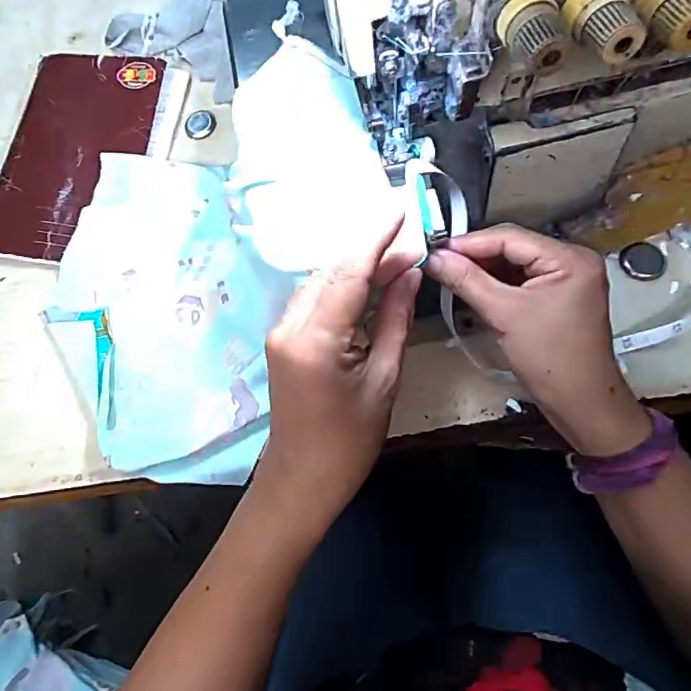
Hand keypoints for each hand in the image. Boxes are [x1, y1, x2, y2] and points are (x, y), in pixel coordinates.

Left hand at [255, 216, 421, 526]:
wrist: (301, 479)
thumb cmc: (348, 441)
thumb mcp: (383, 379)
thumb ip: (394, 320)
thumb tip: (410, 273)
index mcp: (314, 339)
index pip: (347, 273)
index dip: (376, 239)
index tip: (399, 211)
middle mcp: (288, 326)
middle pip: (331, 273)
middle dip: (370, 254)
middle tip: (409, 246)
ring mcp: (280, 332)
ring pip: (320, 284)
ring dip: (356, 270)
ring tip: (397, 264)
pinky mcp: (281, 340)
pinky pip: (314, 301)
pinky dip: (341, 290)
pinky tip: (369, 288)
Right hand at [426, 225, 650, 455]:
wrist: (580, 401)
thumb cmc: (552, 360)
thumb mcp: (503, 314)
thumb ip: (467, 281)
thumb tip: (437, 259)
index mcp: (570, 258)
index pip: (511, 237)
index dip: (470, 242)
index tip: (438, 250)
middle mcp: (573, 261)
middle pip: (513, 247)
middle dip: (476, 256)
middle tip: (441, 262)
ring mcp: (567, 279)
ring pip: (515, 263)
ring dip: (484, 270)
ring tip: (452, 274)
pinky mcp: (559, 295)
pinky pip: (522, 280)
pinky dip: (497, 283)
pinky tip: (474, 287)